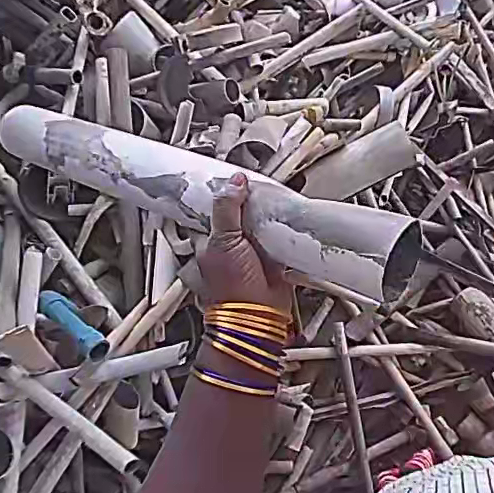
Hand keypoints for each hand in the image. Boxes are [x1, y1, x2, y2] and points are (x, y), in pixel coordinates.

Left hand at [197, 174, 293, 310]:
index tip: (235, 177)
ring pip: (257, 222)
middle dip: (248, 200)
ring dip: (267, 212)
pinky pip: (276, 235)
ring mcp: (249, 250)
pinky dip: (282, 227)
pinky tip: (286, 217)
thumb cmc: (231, 288)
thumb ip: (226, 209)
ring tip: (275, 198)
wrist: (258, 315)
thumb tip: (234, 182)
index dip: (222, 192)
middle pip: (237, 212)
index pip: (212, 207)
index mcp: (207, 239)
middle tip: (259, 186)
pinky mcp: (270, 257)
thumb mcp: (223, 241)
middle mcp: (228, 243)